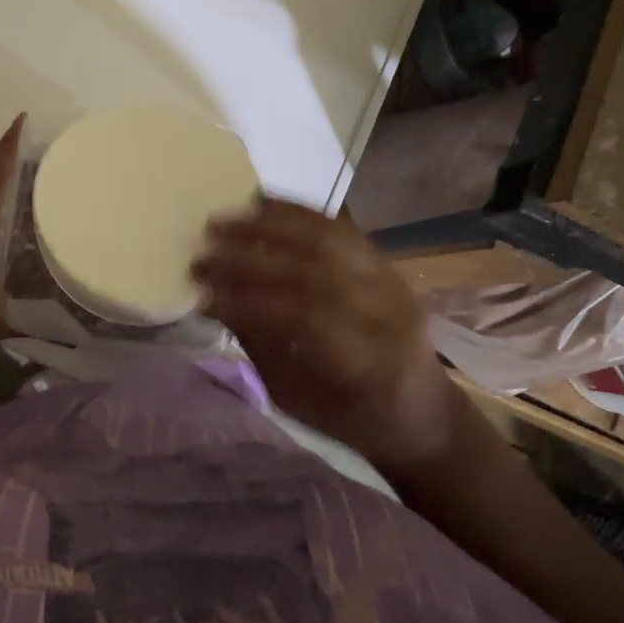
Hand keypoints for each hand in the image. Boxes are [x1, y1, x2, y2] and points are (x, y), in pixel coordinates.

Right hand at [192, 197, 455, 466]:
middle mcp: (390, 314)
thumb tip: (219, 301)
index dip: (249, 303)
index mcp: (373, 364)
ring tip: (220, 224)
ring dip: (266, 227)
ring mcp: (393, 282)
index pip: (304, 318)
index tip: (202, 298)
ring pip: (326, 240)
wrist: (423, 412)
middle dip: (248, 262)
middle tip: (200, 258)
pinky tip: (257, 203)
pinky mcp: (387, 263)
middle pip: (313, 272)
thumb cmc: (351, 419)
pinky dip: (295, 213)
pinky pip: (338, 229)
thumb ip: (263, 347)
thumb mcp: (298, 399)